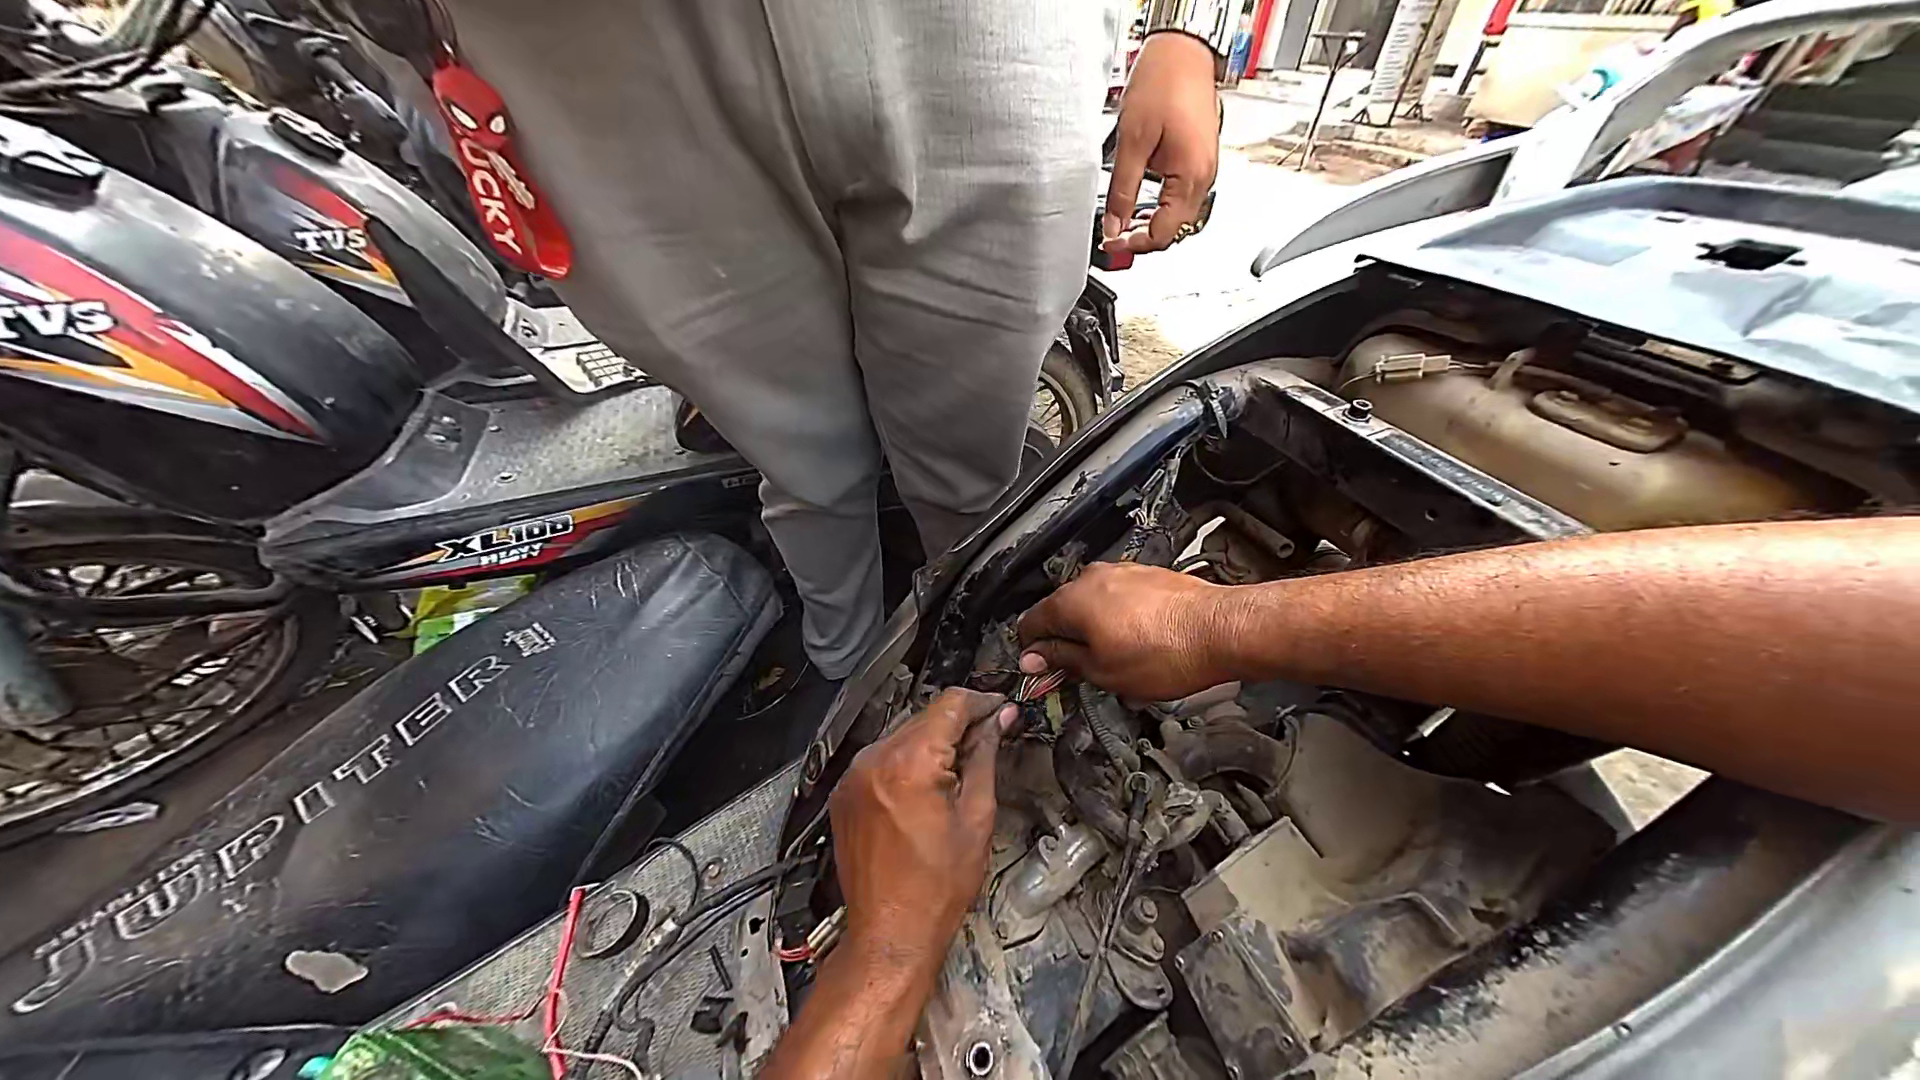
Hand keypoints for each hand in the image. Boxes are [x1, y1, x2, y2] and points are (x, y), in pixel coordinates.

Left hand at [829, 688, 1018, 967]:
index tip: (1000, 709)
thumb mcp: (976, 816)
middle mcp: (875, 760)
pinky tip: (927, 784)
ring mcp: (855, 774)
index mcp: (909, 763)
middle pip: (926, 715)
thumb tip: (999, 721)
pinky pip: (883, 755)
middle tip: (988, 738)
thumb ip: (986, 756)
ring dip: (934, 741)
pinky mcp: (846, 790)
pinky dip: (908, 759)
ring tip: (958, 770)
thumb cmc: (934, 890)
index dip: (982, 702)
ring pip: (905, 732)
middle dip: (960, 723)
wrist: (890, 933)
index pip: (951, 704)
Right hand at [1017, 561, 1235, 700]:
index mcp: (1070, 601)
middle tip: (1081, 671)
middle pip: (1061, 611)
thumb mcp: (1102, 671)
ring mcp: (1120, 572)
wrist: (1221, 629)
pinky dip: (1119, 618)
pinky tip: (1139, 642)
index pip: (1030, 623)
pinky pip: (1118, 597)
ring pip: (1091, 603)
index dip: (1032, 651)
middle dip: (1066, 640)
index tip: (1042, 669)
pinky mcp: (1146, 574)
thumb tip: (1035, 658)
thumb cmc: (1167, 652)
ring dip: (1094, 629)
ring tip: (1118, 659)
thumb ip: (1061, 660)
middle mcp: (1090, 578)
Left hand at [1104, 32, 1220, 255]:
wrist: (1183, 49)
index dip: (1134, 244)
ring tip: (1123, 221)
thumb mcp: (1132, 143)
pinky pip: (1179, 198)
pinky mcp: (1198, 161)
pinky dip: (1158, 208)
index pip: (1162, 233)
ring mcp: (1204, 169)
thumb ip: (1121, 192)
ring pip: (1177, 217)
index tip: (1111, 242)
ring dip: (1149, 224)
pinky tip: (1139, 204)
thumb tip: (1114, 226)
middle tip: (1114, 235)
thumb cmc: (1164, 81)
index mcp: (1191, 176)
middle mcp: (1204, 176)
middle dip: (1141, 238)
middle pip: (1172, 230)